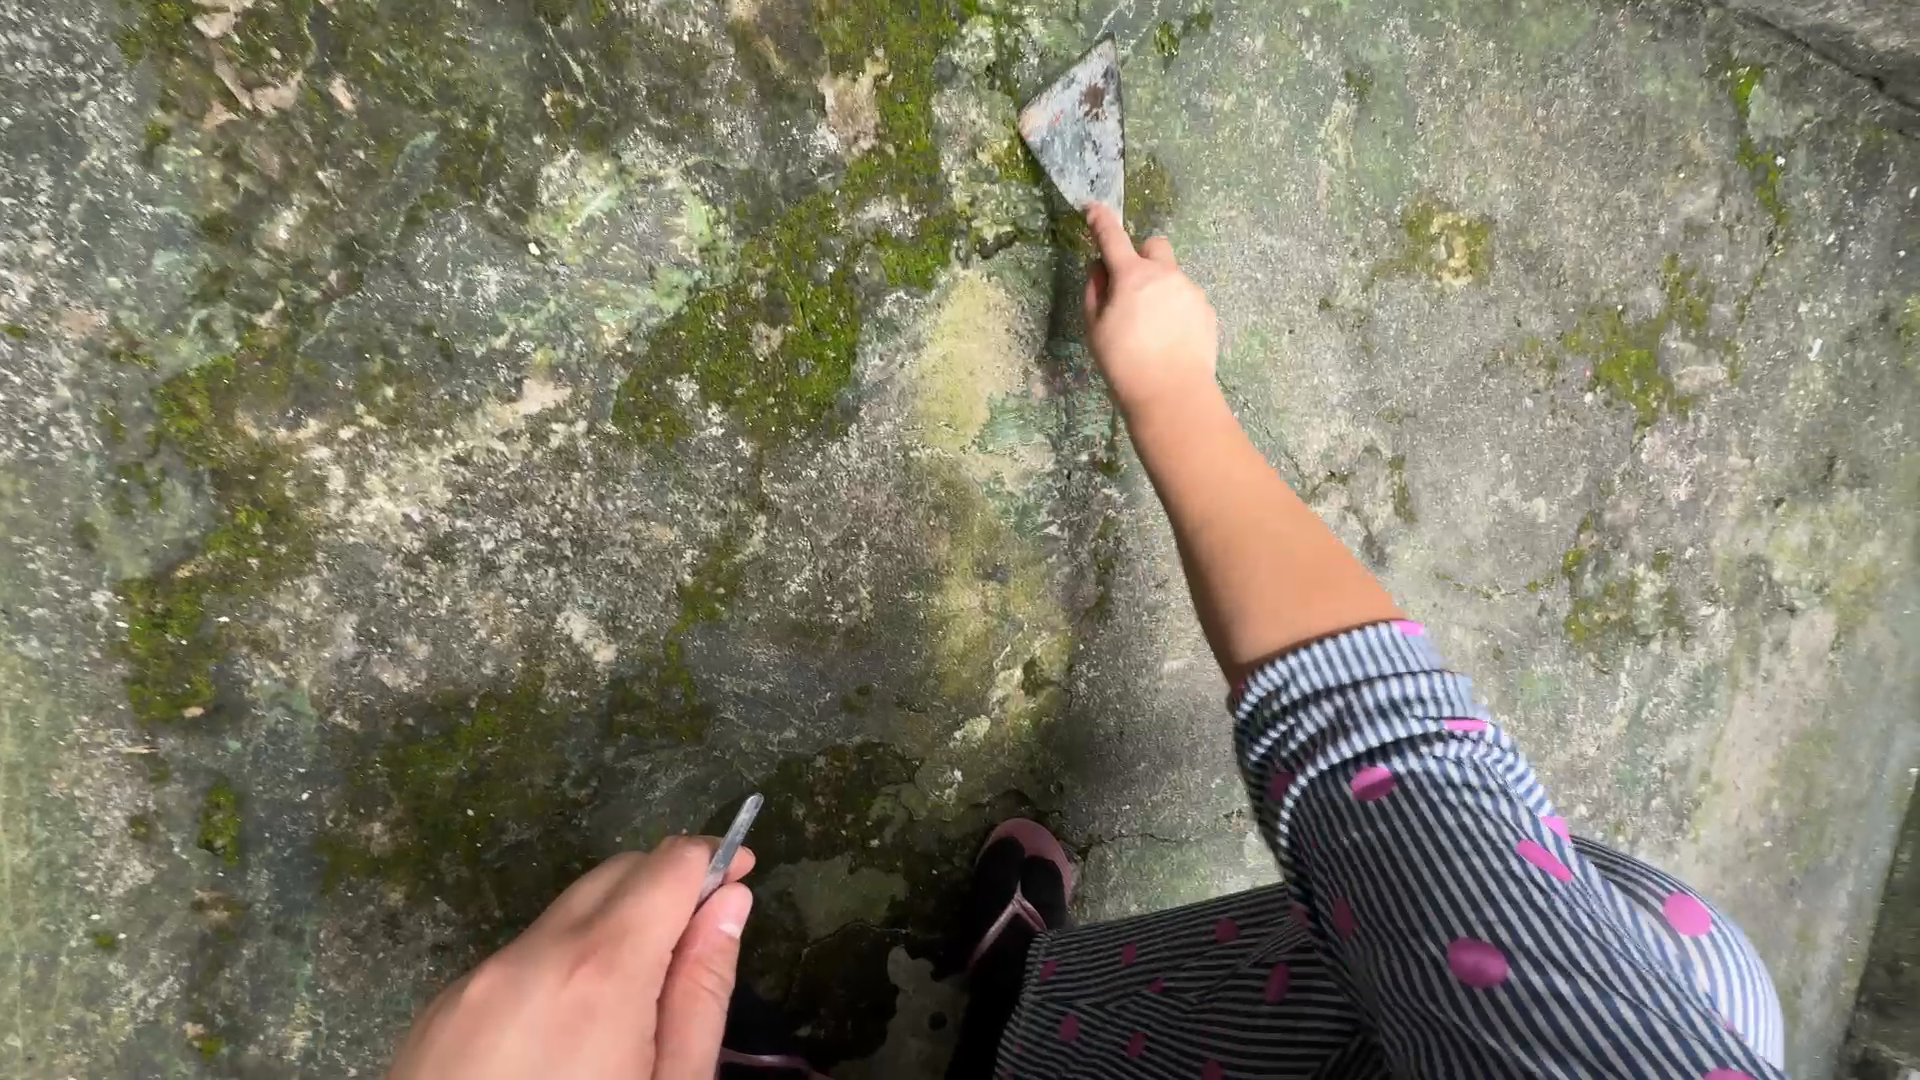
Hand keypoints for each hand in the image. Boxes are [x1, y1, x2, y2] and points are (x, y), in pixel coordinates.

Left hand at [388, 836, 755, 1079]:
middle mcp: (530, 957)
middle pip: (618, 874)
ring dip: (613, 924)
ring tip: (628, 1002)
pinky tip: (559, 1039)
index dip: (714, 859)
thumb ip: (703, 987)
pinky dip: (559, 965)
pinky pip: (518, 959)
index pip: (670, 863)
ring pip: (567, 913)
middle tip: (694, 940)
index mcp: (598, 971)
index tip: (740, 874)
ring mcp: (471, 985)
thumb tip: (730, 901)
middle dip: (667, 885)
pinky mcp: (433, 1017)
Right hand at [1082, 202, 1218, 416]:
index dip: (1100, 221)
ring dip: (1160, 290)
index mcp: (1132, 276)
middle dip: (1142, 256)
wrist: (1171, 393)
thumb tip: (1100, 270)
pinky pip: (1187, 299)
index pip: (1112, 238)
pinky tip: (1169, 340)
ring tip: (1151, 329)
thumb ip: (1094, 293)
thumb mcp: (1095, 330)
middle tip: (1131, 287)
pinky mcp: (1206, 311)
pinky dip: (1175, 311)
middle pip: (1155, 245)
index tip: (1093, 209)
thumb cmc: (1123, 364)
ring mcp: (1191, 291)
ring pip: (1172, 276)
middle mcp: (1165, 275)